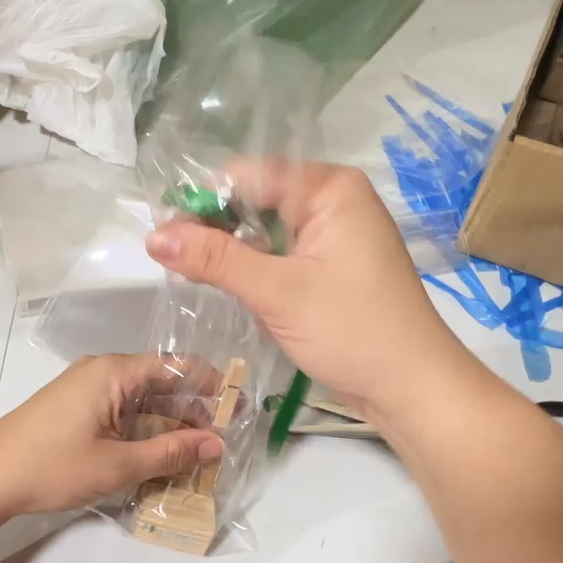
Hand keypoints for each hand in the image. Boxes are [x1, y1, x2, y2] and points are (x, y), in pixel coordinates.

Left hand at [0, 354, 223, 517]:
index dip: (212, 389)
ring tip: (196, 458)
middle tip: (220, 446)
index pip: (178, 367)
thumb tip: (216, 444)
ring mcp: (84, 390)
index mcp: (114, 372)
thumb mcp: (118, 464)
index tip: (237, 415)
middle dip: (192, 414)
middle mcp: (101, 372)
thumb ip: (170, 453)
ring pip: (140, 403)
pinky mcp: (73, 410)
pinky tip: (157, 459)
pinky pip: (120, 414)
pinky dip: (142, 433)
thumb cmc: (52, 467)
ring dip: (167, 428)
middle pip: (161, 385)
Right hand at [144, 161, 487, 434]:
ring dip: (232, 252)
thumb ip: (214, 260)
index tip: (163, 234)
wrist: (410, 386)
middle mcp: (334, 201)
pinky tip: (229, 289)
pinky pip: (280, 255)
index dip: (203, 200)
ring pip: (265, 231)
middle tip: (171, 258)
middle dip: (215, 227)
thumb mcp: (276, 292)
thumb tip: (153, 236)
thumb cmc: (351, 330)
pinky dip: (254, 270)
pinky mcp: (330, 268)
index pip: (249, 175)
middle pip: (256, 199)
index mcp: (330, 189)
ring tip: (192, 275)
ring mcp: (334, 236)